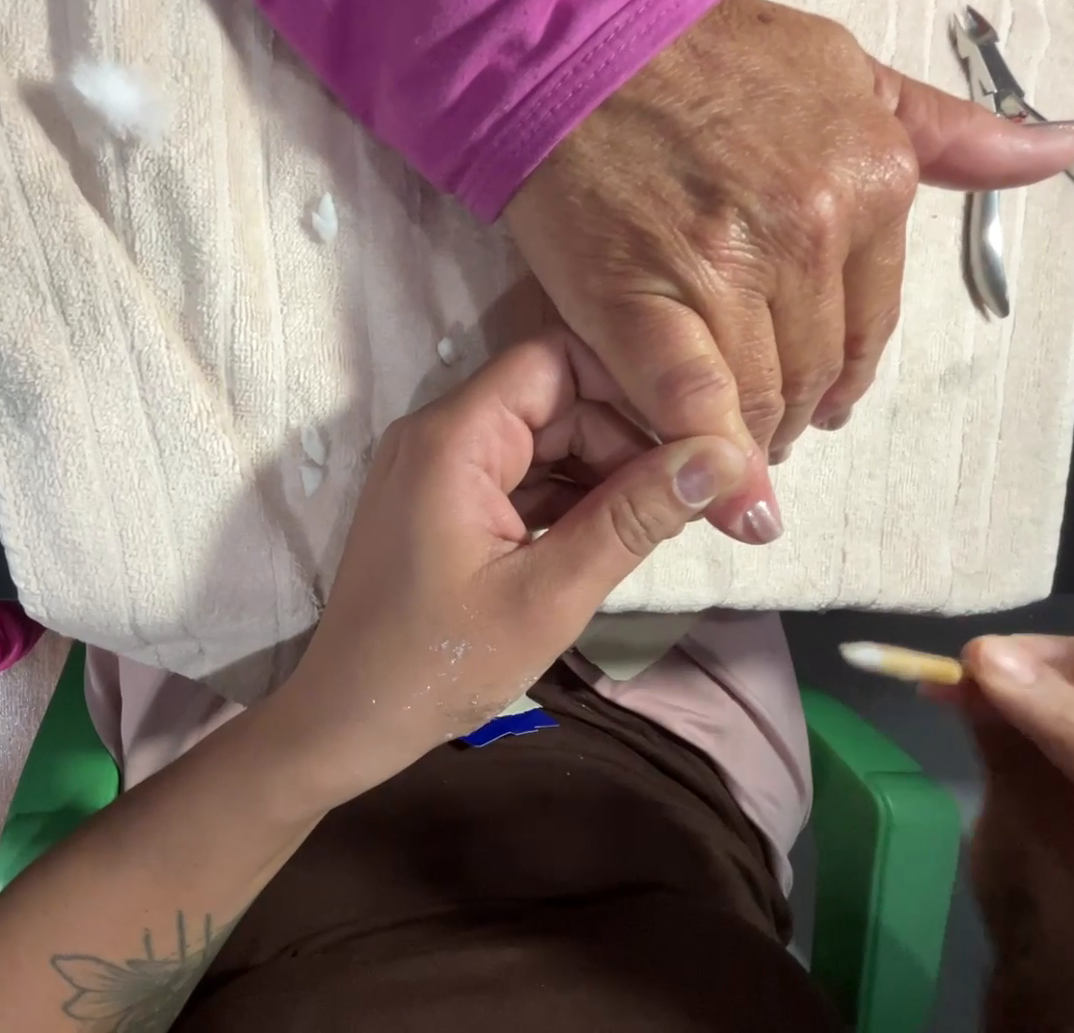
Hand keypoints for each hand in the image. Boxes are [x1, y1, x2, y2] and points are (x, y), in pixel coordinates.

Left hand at [258, 331, 747, 804]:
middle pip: (554, 399)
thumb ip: (635, 517)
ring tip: (664, 520)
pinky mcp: (440, 501)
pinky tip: (610, 533)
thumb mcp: (549, 594)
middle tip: (696, 496)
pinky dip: (564, 497)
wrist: (350, 716)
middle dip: (625, 440)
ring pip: (540, 440)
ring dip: (601, 473)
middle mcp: (439, 433)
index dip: (633, 381)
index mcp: (455, 436)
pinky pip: (516, 475)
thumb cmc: (442, 663)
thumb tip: (722, 456)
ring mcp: (435, 468)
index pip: (557, 357)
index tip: (700, 430)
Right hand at [504, 0, 1073, 542]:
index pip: (865, 324)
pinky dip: (710, 454)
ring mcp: (724, 275)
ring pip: (757, 394)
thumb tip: (1054, 151)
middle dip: (792, 421)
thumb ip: (943, 130)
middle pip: (812, 371)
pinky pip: (689, 397)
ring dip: (750, 444)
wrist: (578, 61)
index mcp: (865, 185)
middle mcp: (807, 235)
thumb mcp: (844, 73)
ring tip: (731, 461)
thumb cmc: (698, 64)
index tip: (814, 412)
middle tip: (764, 445)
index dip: (840, 382)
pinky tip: (731, 506)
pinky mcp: (641, 305)